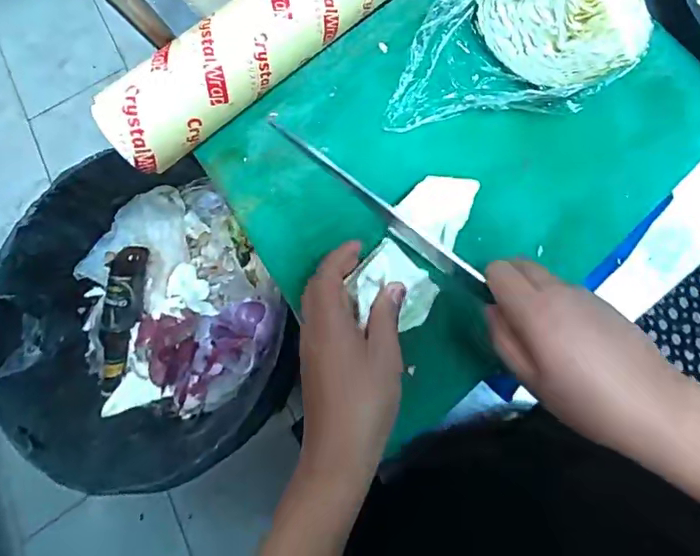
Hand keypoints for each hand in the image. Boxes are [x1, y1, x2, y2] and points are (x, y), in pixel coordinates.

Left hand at [298, 241, 404, 476]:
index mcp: (326, 319)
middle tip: (363, 261)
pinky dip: (334, 307)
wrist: (337, 453)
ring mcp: (309, 346)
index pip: (326, 273)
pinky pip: (319, 320)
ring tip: (364, 286)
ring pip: (315, 303)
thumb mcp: (385, 354)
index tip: (360, 245)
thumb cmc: (365, 400)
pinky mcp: (312, 362)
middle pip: (316, 285)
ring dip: (335, 287)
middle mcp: (311, 327)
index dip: (341, 254)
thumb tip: (390, 285)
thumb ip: (385, 315)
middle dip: (336, 267)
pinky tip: (357, 320)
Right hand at [486, 259, 690, 454]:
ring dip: (534, 292)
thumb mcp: (534, 382)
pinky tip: (576, 341)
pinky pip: (565, 289)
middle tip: (517, 323)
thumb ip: (504, 341)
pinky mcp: (602, 301)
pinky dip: (558, 302)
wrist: (657, 405)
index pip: (497, 269)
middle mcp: (556, 289)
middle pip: (519, 262)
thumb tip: (492, 311)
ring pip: (543, 276)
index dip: (490, 286)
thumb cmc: (588, 402)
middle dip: (509, 281)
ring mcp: (582, 292)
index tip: (499, 315)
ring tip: (549, 337)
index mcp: (535, 308)